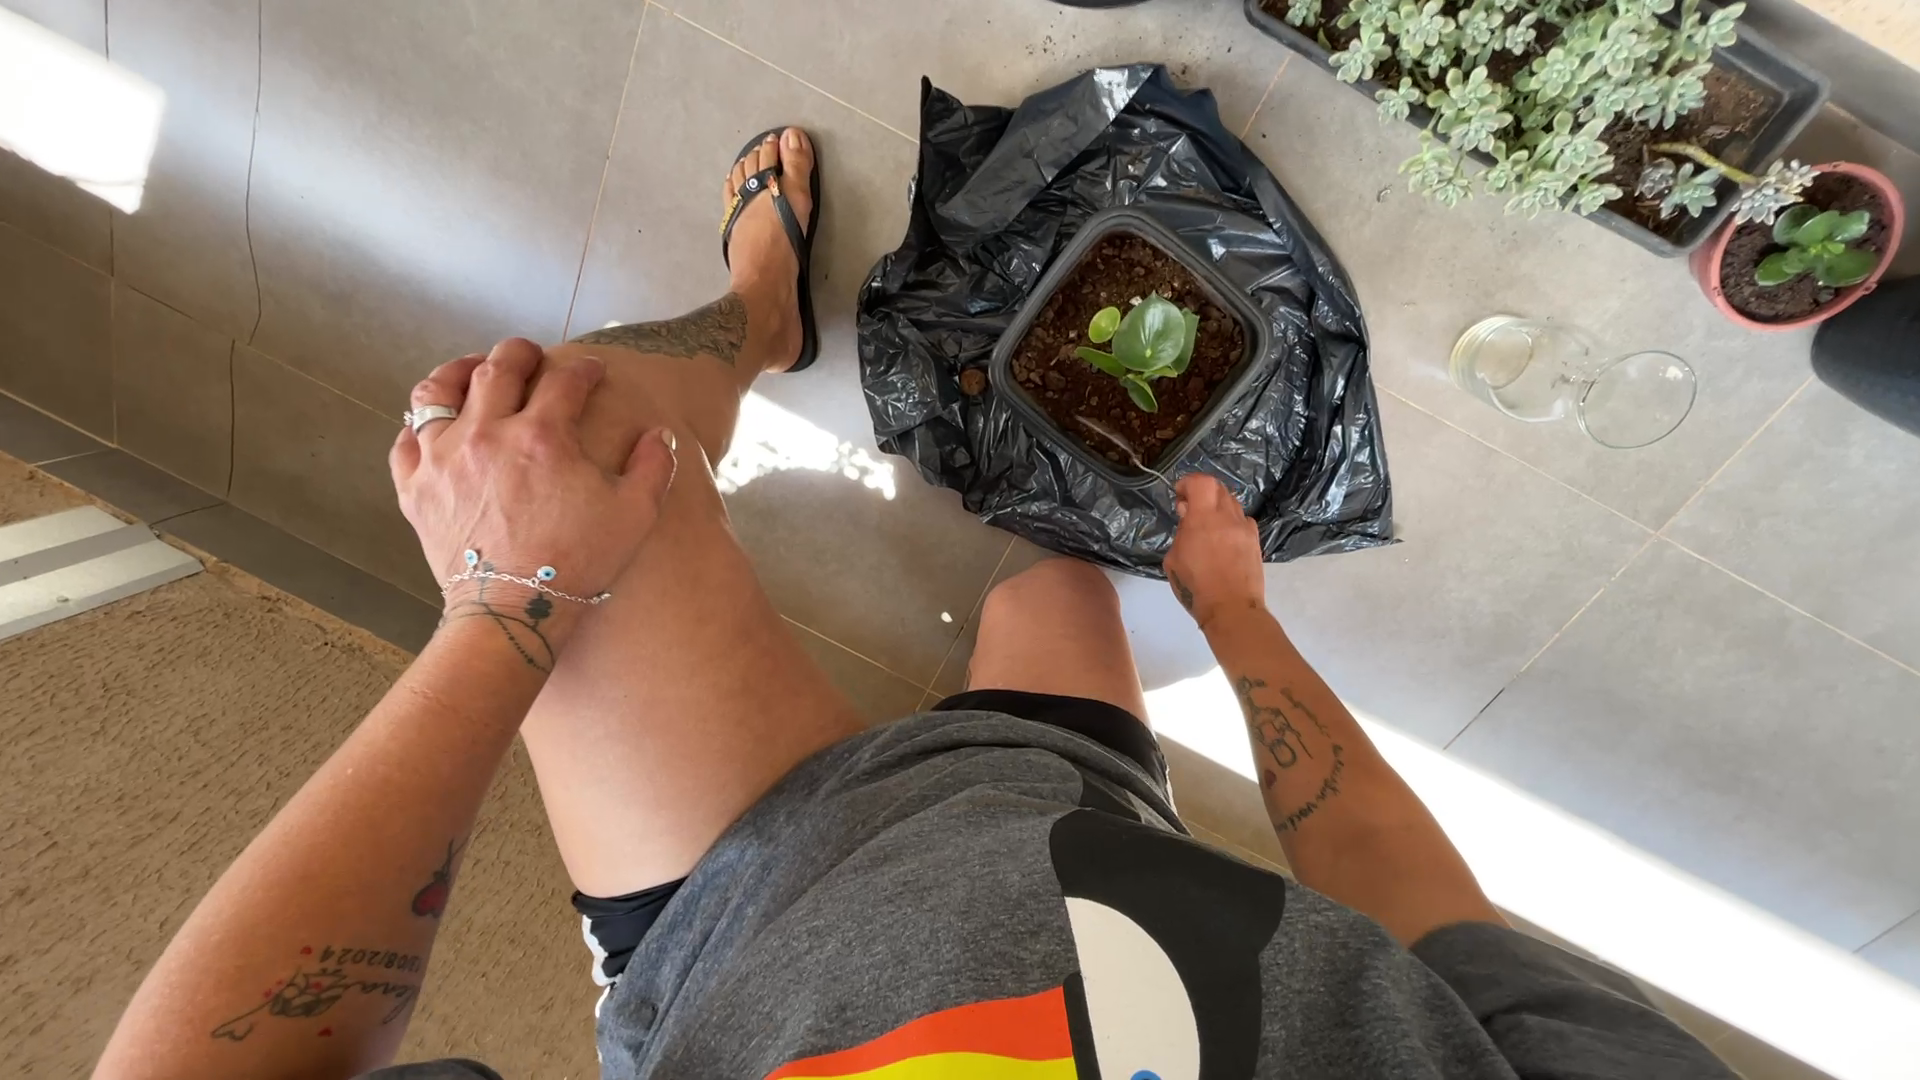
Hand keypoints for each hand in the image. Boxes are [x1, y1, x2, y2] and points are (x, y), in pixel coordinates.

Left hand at [391, 339, 676, 658]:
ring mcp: (443, 458)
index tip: (594, 370)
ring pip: (438, 390)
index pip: (565, 381)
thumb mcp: (637, 514)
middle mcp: (487, 434)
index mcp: (544, 437)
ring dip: (460, 370)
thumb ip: (654, 465)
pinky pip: (406, 438)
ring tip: (475, 370)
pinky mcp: (415, 487)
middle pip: (499, 369)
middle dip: (520, 353)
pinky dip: (420, 423)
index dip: (585, 369)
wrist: (515, 609)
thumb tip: (659, 433)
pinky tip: (436, 425)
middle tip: (534, 355)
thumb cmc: (581, 561)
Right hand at [1164, 473, 1264, 630]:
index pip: (1201, 482)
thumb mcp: (1173, 560)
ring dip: (1217, 506)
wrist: (1230, 608)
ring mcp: (1244, 528)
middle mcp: (1227, 518)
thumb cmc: (1195, 587)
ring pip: (1232, 503)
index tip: (1179, 494)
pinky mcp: (1255, 541)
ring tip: (1207, 524)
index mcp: (1202, 519)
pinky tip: (1223, 537)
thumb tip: (1188, 517)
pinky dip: (1230, 521)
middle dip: (1202, 492)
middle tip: (1190, 508)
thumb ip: (1181, 533)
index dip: (1188, 482)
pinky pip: (1242, 520)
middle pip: (1218, 487)